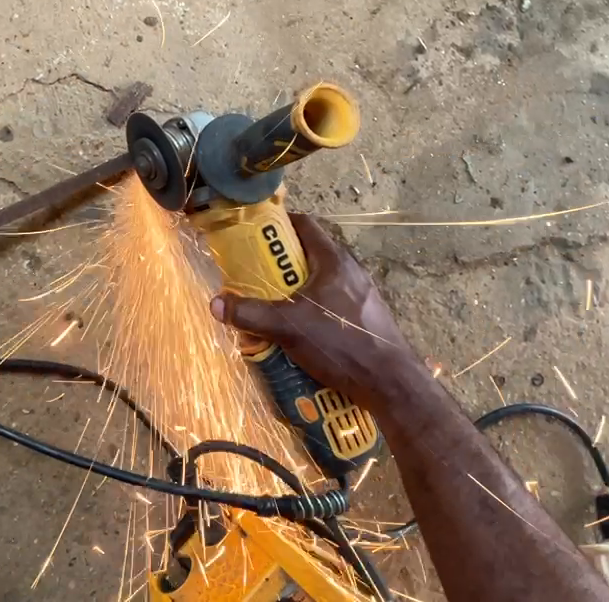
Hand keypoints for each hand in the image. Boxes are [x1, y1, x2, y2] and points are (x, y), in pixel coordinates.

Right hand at [209, 213, 422, 413]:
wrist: (393, 386)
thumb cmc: (342, 344)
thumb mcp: (288, 327)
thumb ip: (251, 314)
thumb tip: (215, 304)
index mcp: (333, 260)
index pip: (304, 224)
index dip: (278, 223)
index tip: (254, 233)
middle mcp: (350, 271)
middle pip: (310, 253)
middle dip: (281, 261)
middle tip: (256, 272)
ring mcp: (362, 295)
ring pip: (322, 280)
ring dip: (297, 287)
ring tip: (274, 303)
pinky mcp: (367, 319)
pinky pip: (334, 302)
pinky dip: (314, 308)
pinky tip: (301, 329)